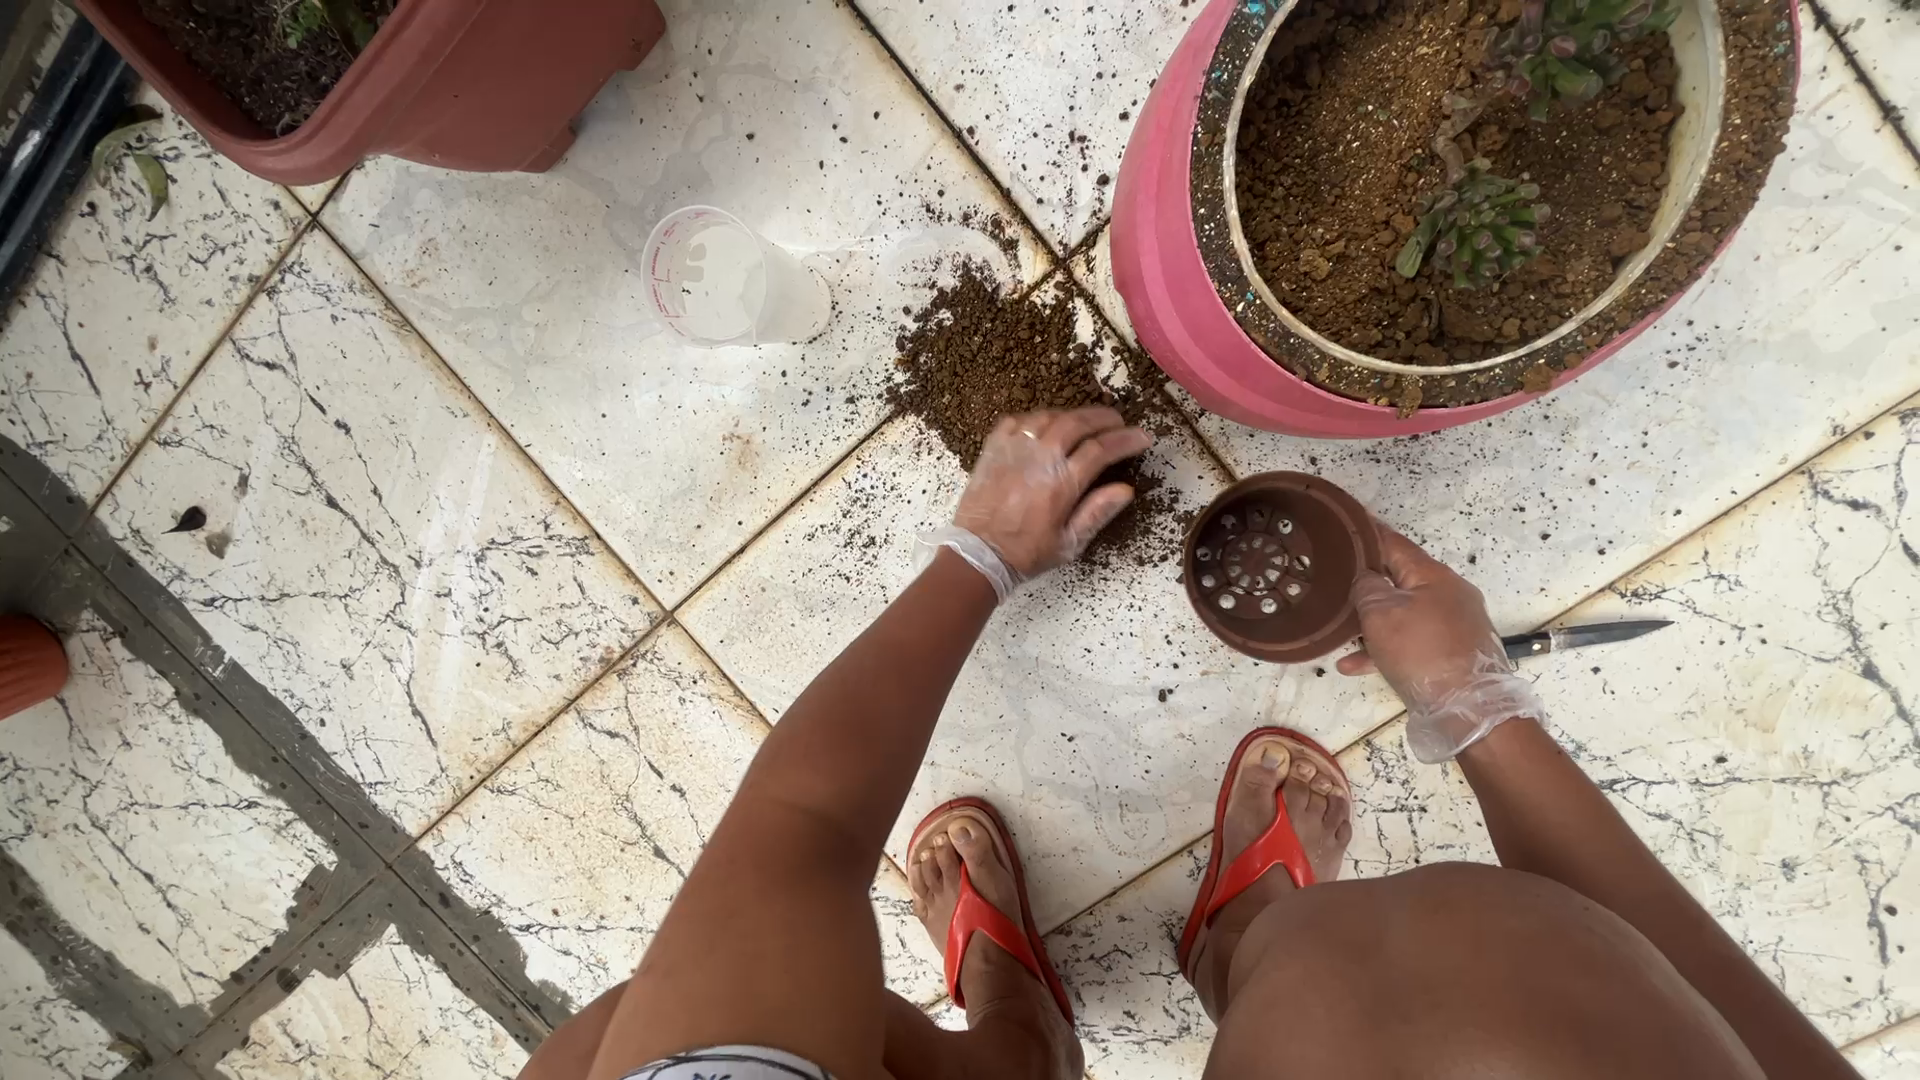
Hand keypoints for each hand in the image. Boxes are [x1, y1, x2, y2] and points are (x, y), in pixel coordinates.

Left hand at [921, 407, 1152, 599]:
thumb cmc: (1025, 554)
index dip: (1126, 439)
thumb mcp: (1068, 544)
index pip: (1101, 449)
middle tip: (1118, 421)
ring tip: (1086, 422)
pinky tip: (1047, 426)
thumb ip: (1096, 512)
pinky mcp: (993, 449)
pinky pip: (1018, 421)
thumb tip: (1125, 489)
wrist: (977, 554)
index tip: (1142, 437)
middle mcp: (1039, 458)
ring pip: (1049, 416)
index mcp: (1061, 484)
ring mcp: (1013, 449)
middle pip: (1077, 423)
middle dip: (1104, 418)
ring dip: (1072, 415)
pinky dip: (1038, 419)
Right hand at [1336, 525, 1543, 762]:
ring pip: (1401, 612)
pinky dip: (1383, 648)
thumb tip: (1367, 580)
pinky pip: (1410, 641)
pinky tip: (1353, 664)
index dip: (1368, 532)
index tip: (1348, 519)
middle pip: (1398, 579)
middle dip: (1367, 580)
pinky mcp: (1453, 651)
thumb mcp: (1381, 614)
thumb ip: (1367, 588)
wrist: (1470, 710)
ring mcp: (1454, 624)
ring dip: (1370, 620)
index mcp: (1433, 576)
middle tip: (1334, 576)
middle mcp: (1448, 594)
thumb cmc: (1422, 652)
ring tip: (1340, 629)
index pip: (1394, 543)